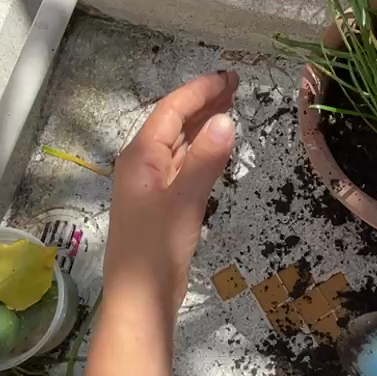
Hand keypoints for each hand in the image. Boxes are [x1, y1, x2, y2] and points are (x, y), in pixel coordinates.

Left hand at [104, 70, 239, 313]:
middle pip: (174, 123)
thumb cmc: (156, 248)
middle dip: (203, 103)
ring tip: (231, 109)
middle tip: (236, 87)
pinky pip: (184, 165)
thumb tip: (226, 120)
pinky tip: (216, 150)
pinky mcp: (163, 204)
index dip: (200, 91)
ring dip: (203, 125)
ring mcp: (152, 185)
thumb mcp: (184, 201)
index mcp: (140, 157)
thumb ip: (205, 160)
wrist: (141, 297)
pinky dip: (202, 151)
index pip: (172, 110)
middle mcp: (142, 164)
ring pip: (179, 144)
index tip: (229, 77)